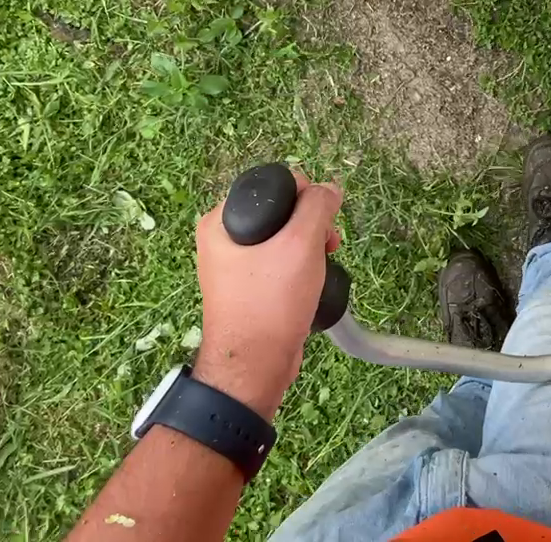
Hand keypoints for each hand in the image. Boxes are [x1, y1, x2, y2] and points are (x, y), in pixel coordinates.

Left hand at [191, 167, 341, 418]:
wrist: (255, 367)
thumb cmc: (272, 300)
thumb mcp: (301, 243)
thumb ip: (318, 206)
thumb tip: (330, 188)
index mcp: (220, 220)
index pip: (275, 184)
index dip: (306, 197)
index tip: (320, 225)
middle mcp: (222, 237)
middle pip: (282, 209)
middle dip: (312, 223)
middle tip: (326, 246)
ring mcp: (234, 264)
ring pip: (285, 235)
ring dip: (311, 244)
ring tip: (324, 263)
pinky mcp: (248, 286)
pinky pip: (281, 259)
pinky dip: (301, 264)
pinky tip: (314, 279)